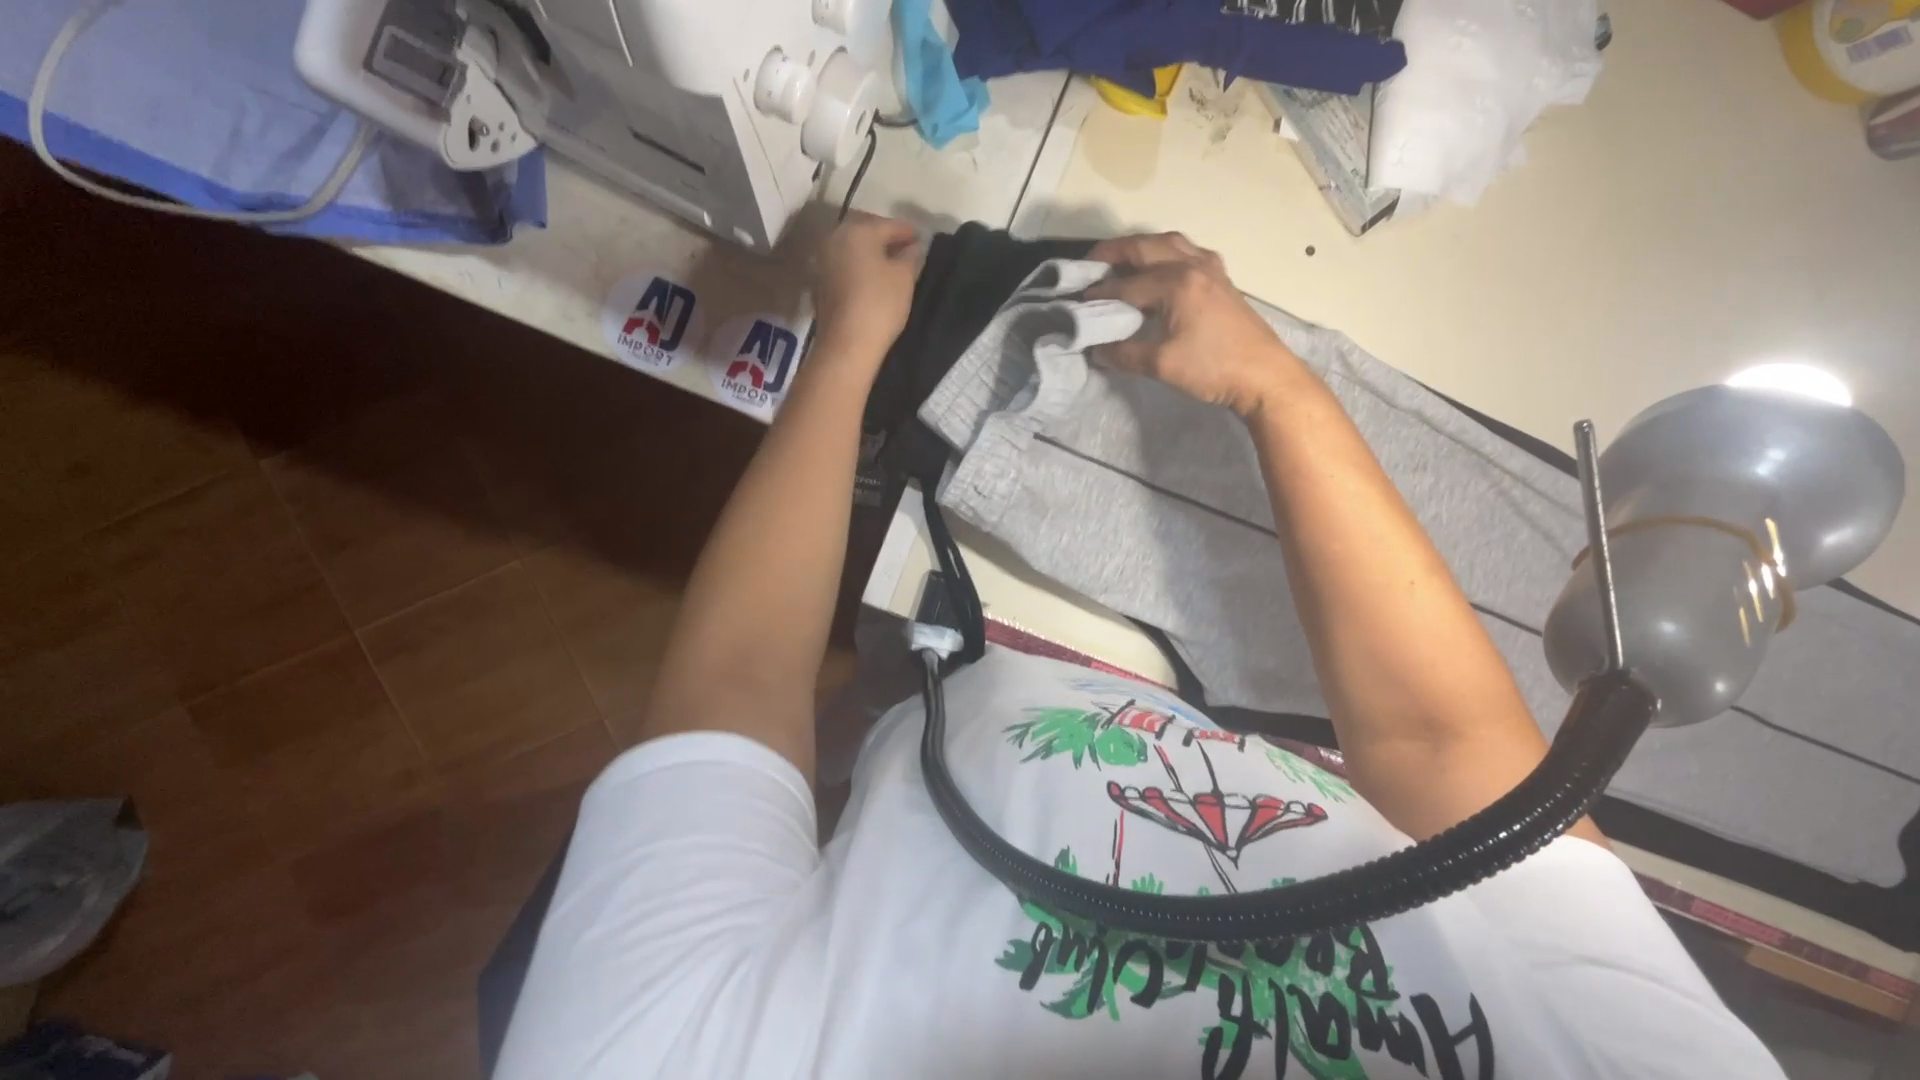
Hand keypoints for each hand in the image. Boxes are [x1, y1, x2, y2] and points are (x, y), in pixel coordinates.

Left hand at [811, 211, 922, 364]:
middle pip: (867, 234)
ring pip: (854, 250)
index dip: (909, 232)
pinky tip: (873, 280)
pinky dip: (860, 269)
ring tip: (892, 267)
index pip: (889, 225)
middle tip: (908, 251)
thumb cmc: (880, 304)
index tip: (923, 239)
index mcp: (857, 230)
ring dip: (872, 255)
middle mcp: (835, 238)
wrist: (846, 344)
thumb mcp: (904, 277)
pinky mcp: (820, 283)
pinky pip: (845, 267)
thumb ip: (911, 255)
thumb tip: (914, 246)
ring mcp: (823, 261)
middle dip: (887, 240)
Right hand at [1083, 233, 1302, 417]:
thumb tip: (1097, 350)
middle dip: (1114, 252)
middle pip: (1146, 247)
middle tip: (1089, 264)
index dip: (1099, 294)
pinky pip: (1189, 253)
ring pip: (1170, 243)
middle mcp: (1193, 266)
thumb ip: (1125, 353)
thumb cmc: (1213, 369)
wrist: (1264, 377)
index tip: (1077, 302)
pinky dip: (1168, 254)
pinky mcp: (1222, 280)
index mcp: (1177, 283)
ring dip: (1142, 247)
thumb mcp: (1162, 365)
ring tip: (1121, 261)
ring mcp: (1211, 270)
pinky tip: (1162, 268)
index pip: (1127, 285)